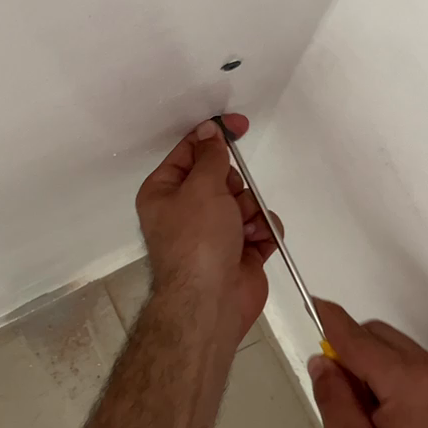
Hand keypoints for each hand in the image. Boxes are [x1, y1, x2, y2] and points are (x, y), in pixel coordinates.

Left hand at [135, 115, 280, 340]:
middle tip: (228, 200)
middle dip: (233, 186)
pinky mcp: (241, 250)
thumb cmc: (197, 240)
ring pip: (245, 200)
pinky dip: (262, 231)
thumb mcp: (201, 187)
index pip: (190, 152)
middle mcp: (186, 210)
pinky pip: (260, 224)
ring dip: (250, 211)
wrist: (210, 302)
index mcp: (164, 192)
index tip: (239, 125)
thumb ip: (210, 156)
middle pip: (222, 176)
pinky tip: (254, 243)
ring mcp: (214, 231)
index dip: (213, 136)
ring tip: (241, 229)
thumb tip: (209, 132)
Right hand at [308, 299, 427, 427]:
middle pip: (379, 338)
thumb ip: (334, 398)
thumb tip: (323, 360)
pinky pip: (409, 369)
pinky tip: (379, 421)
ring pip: (394, 351)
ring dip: (368, 368)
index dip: (330, 322)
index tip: (308, 301)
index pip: (360, 340)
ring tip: (359, 419)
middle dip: (349, 353)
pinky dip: (387, 380)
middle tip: (332, 397)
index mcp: (414, 384)